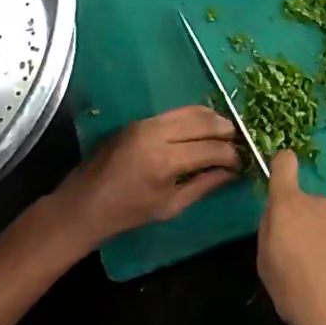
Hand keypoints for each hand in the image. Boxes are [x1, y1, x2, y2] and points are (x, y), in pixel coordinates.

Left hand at [52, 105, 240, 246]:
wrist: (83, 204)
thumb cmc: (127, 213)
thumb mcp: (170, 206)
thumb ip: (204, 185)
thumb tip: (231, 172)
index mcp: (165, 161)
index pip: (211, 149)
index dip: (232, 155)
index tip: (242, 162)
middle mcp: (157, 134)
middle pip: (204, 121)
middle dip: (227, 131)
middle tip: (240, 142)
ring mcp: (146, 123)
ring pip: (190, 110)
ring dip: (212, 119)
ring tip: (226, 132)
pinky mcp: (139, 120)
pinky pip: (175, 113)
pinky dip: (194, 118)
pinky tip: (202, 130)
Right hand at [257, 150, 325, 324]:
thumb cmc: (299, 296)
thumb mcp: (266, 267)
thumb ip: (270, 232)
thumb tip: (278, 218)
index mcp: (288, 206)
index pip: (284, 164)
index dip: (280, 168)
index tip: (279, 184)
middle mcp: (319, 204)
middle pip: (304, 203)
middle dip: (299, 222)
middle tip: (296, 259)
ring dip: (322, 238)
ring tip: (322, 276)